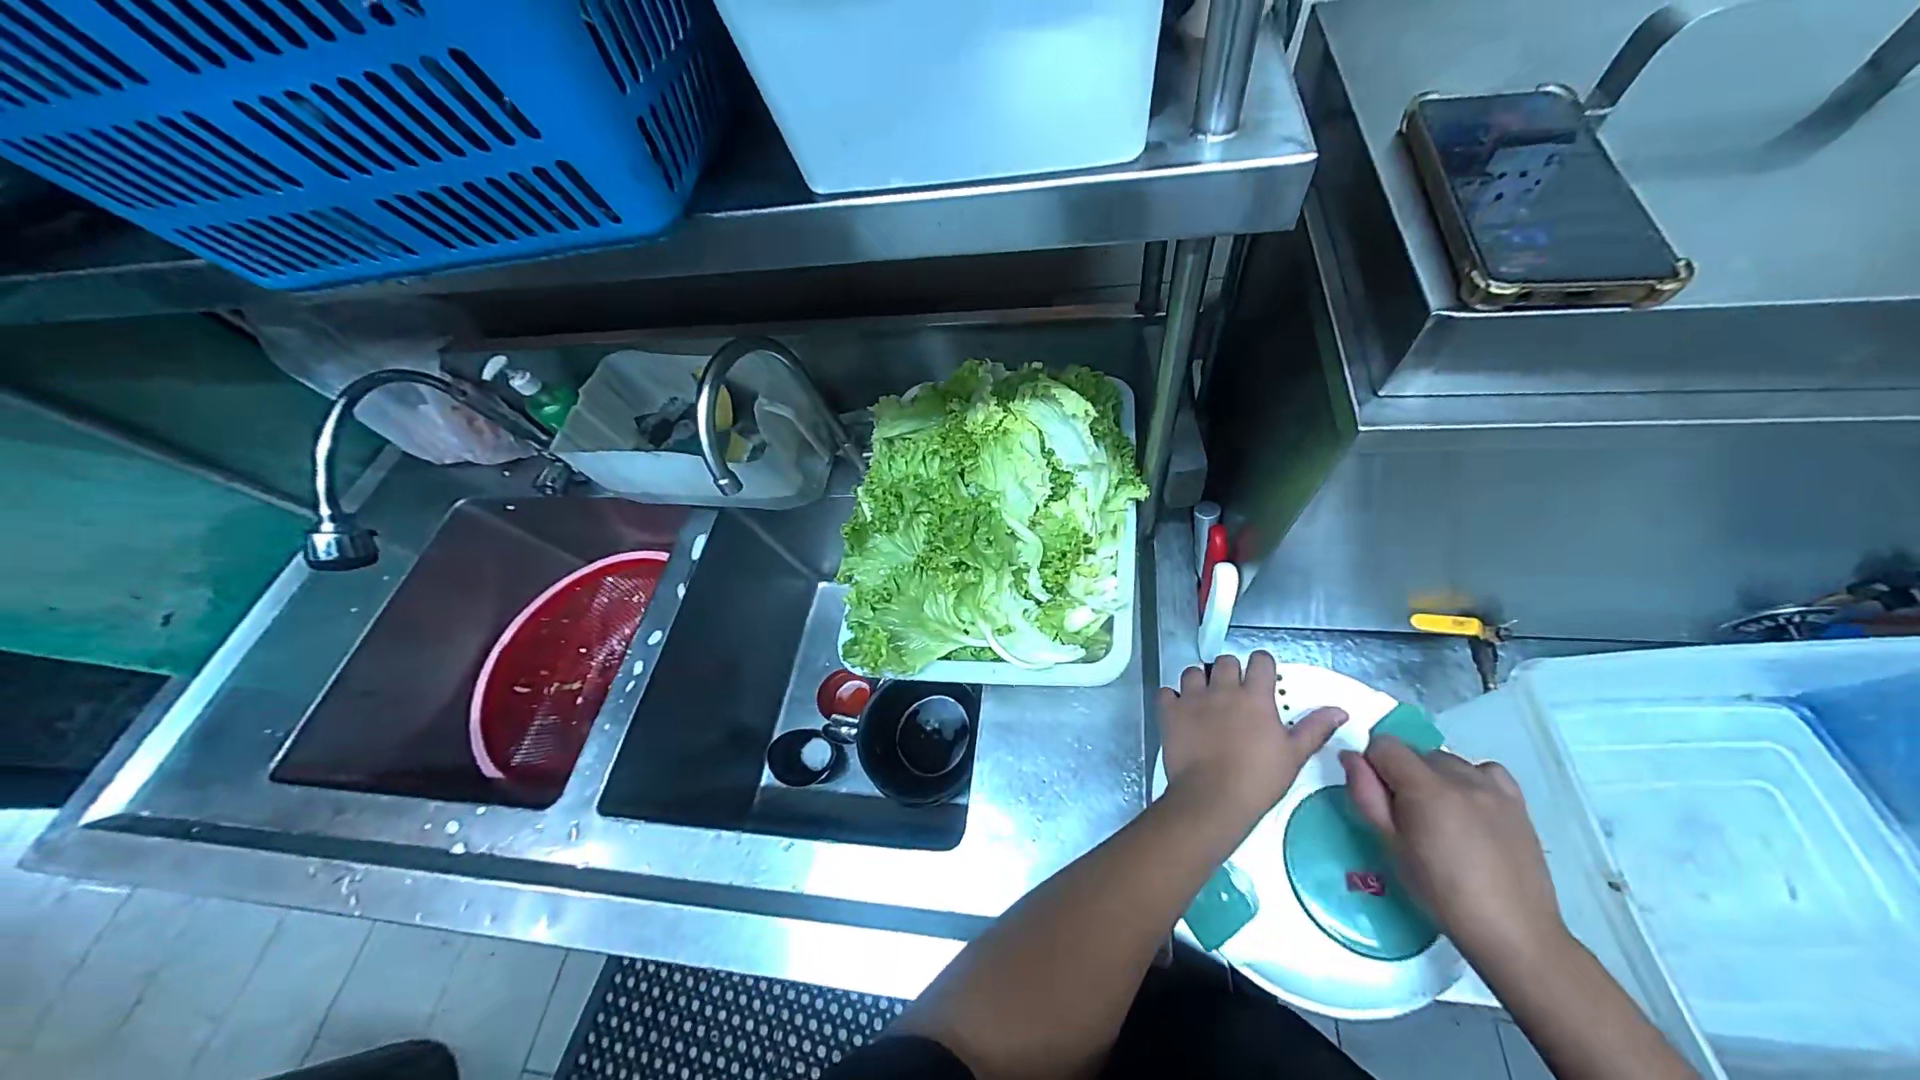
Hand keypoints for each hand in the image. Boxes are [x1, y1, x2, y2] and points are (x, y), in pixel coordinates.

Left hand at [1158, 651, 1346, 827]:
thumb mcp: (1294, 755)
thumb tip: (1340, 710)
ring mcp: (1192, 698)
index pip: (1260, 660)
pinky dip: (1172, 698)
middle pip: (1224, 661)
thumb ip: (1315, 728)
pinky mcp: (1169, 712)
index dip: (1261, 666)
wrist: (1212, 796)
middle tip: (1233, 693)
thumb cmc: (1258, 778)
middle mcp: (1223, 689)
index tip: (1261, 678)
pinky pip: (1167, 692)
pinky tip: (1179, 711)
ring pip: (1193, 672)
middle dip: (1229, 671)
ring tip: (1205, 700)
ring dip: (1200, 681)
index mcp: (1255, 696)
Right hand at [1341, 736, 1566, 964]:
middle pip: (1416, 752)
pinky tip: (1469, 808)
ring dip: (1434, 777)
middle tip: (1407, 815)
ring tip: (1440, 817)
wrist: (1511, 930)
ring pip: (1447, 761)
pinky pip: (1485, 771)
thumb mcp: (1390, 845)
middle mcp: (1461, 777)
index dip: (1372, 764)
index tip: (1377, 795)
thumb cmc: (1439, 892)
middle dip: (1402, 773)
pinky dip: (1470, 780)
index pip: (1385, 745)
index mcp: (1426, 788)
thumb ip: (1366, 794)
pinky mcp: (1517, 802)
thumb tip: (1351, 757)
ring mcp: (1494, 788)